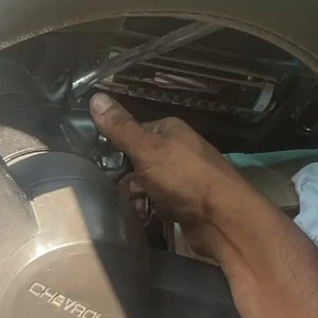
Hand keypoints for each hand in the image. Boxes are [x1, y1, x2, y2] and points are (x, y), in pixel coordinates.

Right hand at [89, 93, 265, 258]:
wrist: (222, 220)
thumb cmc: (185, 178)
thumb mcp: (148, 149)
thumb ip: (121, 128)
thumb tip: (95, 98)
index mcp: (169, 130)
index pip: (132, 132)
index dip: (115, 147)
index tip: (100, 163)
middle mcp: (175, 151)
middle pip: (135, 161)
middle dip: (124, 177)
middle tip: (120, 188)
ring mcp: (179, 178)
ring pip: (143, 185)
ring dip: (134, 196)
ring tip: (134, 205)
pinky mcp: (181, 204)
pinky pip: (154, 203)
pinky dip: (147, 210)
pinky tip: (144, 216)